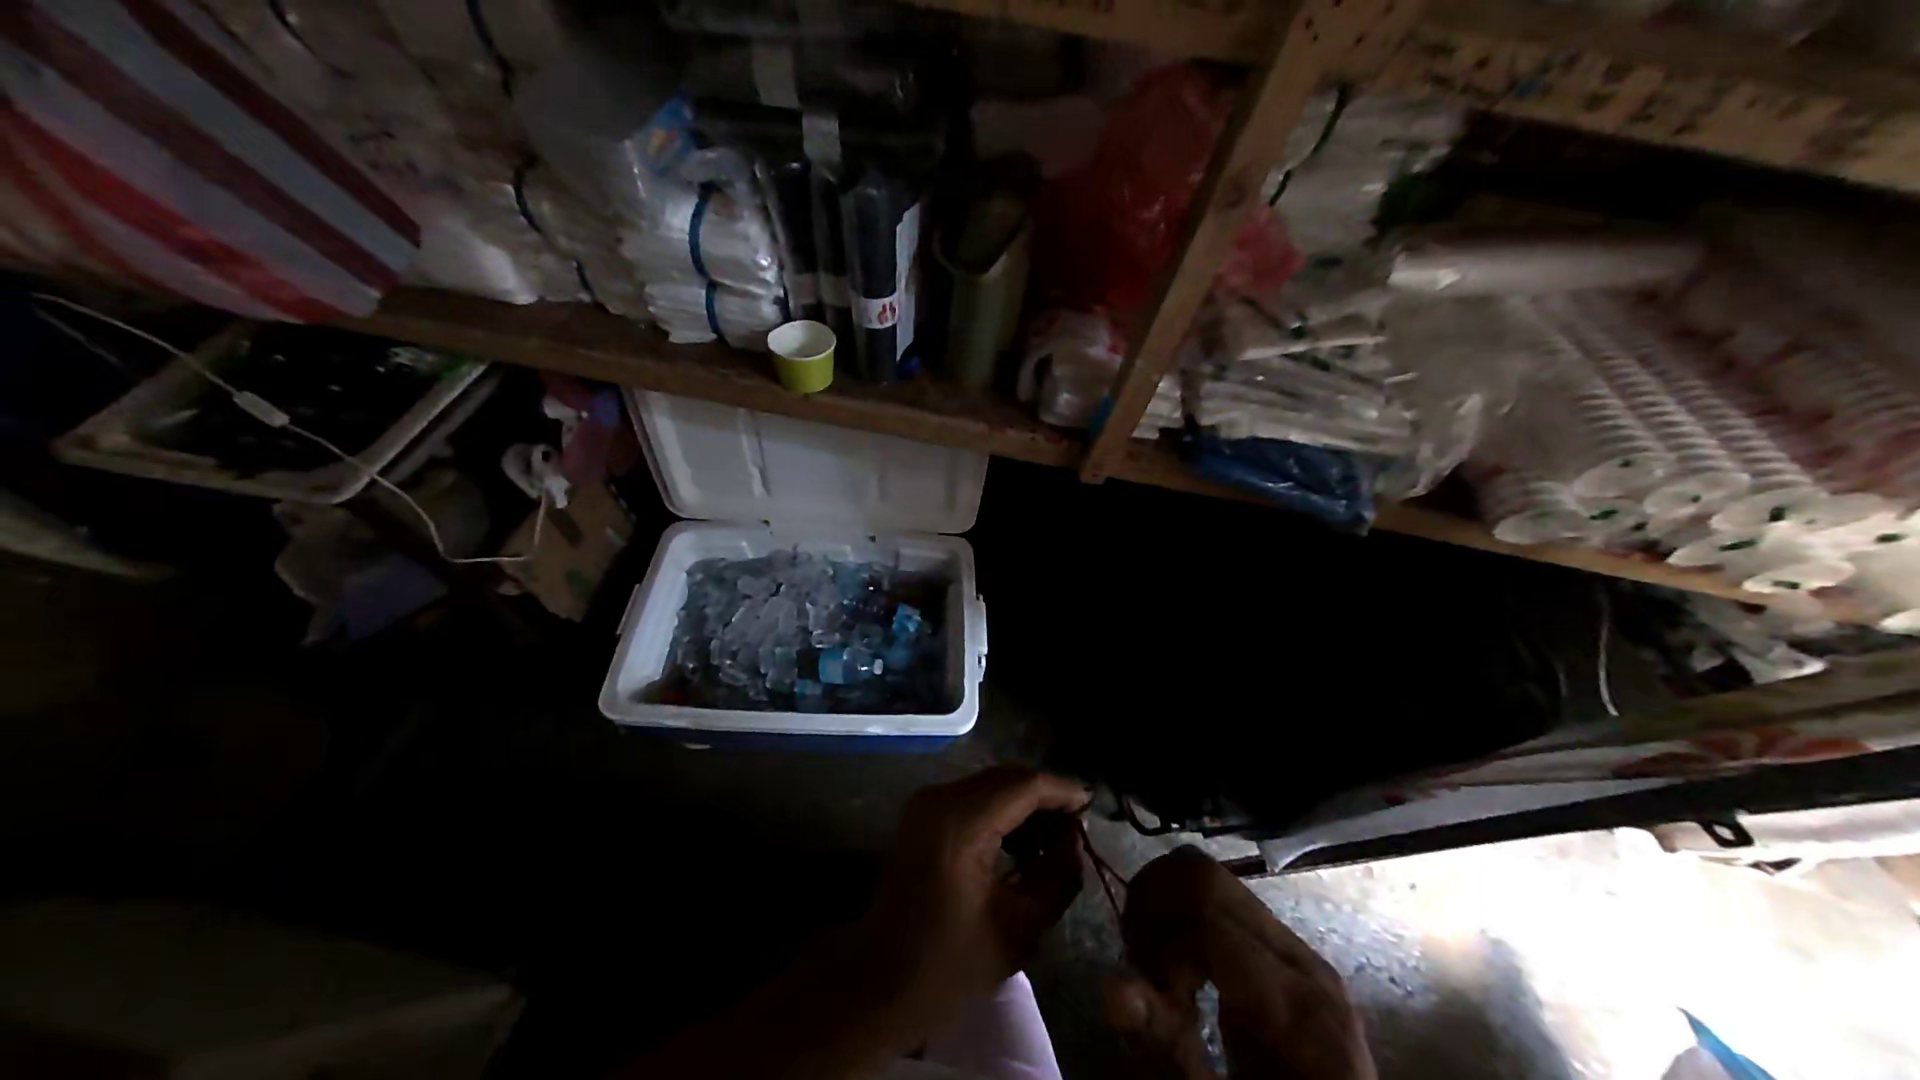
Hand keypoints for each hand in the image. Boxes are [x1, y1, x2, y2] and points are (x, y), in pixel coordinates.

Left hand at [856, 766, 1088, 1028]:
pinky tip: (1020, 845)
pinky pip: (972, 795)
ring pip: (991, 782)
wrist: (883, 978)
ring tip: (1052, 843)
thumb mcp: (1022, 927)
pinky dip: (1001, 810)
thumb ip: (1059, 876)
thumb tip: (1075, 841)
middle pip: (1007, 776)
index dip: (1063, 792)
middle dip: (1046, 797)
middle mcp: (940, 799)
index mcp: (962, 825)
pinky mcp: (922, 812)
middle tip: (1075, 830)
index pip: (1025, 785)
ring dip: (1024, 803)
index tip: (1092, 807)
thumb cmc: (952, 961)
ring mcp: (926, 802)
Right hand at [1106, 846, 1374, 1079]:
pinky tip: (1179, 967)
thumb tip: (1112, 989)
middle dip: (1151, 907)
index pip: (1203, 915)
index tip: (1143, 991)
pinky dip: (1183, 916)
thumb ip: (1168, 1049)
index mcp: (1291, 1002)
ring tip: (1154, 967)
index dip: (1153, 940)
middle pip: (1204, 878)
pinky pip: (1224, 900)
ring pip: (1210, 878)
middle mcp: (1301, 958)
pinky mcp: (1288, 951)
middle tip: (1136, 964)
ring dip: (1163, 907)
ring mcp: (1299, 950)